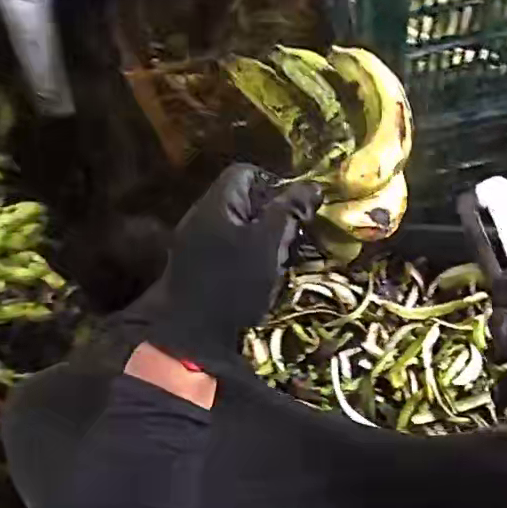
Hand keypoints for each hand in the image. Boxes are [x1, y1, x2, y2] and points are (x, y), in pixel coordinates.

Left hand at [145, 164, 319, 369]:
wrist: (194, 334)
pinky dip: (248, 260)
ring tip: (279, 263)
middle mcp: (202, 218)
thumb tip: (312, 187)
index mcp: (217, 203)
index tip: (297, 210)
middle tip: (292, 240)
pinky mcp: (197, 269)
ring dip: (263, 242)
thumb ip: (289, 211)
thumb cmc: (234, 282)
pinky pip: (228, 252)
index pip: (247, 173)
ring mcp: (195, 244)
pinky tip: (260, 281)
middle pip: (243, 202)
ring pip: (238, 230)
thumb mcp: (268, 243)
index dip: (276, 185)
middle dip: (273, 218)